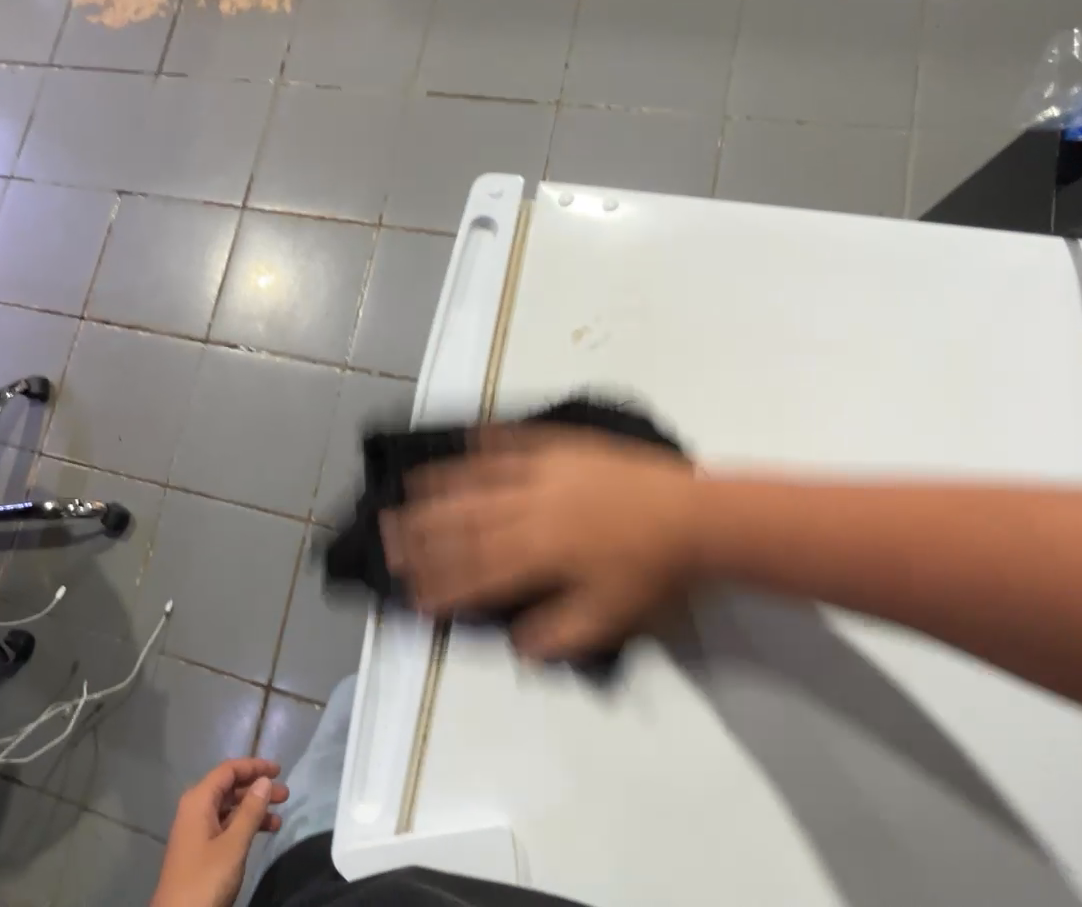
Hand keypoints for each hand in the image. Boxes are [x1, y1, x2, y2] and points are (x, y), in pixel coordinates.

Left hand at [151, 758, 290, 906]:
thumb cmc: (205, 878)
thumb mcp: (233, 845)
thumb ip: (250, 811)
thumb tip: (263, 781)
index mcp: (198, 800)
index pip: (228, 770)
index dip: (253, 767)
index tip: (279, 770)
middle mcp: (195, 809)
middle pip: (229, 788)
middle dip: (257, 789)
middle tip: (286, 795)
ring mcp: (197, 829)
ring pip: (229, 808)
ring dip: (254, 810)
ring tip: (279, 818)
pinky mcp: (201, 848)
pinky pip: (226, 825)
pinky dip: (245, 826)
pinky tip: (263, 833)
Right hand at [383, 424, 701, 659]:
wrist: (695, 517)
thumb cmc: (651, 571)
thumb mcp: (611, 618)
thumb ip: (559, 634)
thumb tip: (515, 644)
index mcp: (539, 554)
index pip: (476, 573)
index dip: (440, 585)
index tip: (410, 594)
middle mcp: (530, 510)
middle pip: (464, 524)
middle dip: (422, 534)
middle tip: (387, 539)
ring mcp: (544, 474)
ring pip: (479, 480)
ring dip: (439, 488)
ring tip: (406, 491)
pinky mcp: (562, 449)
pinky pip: (514, 442)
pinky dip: (486, 441)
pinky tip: (465, 436)